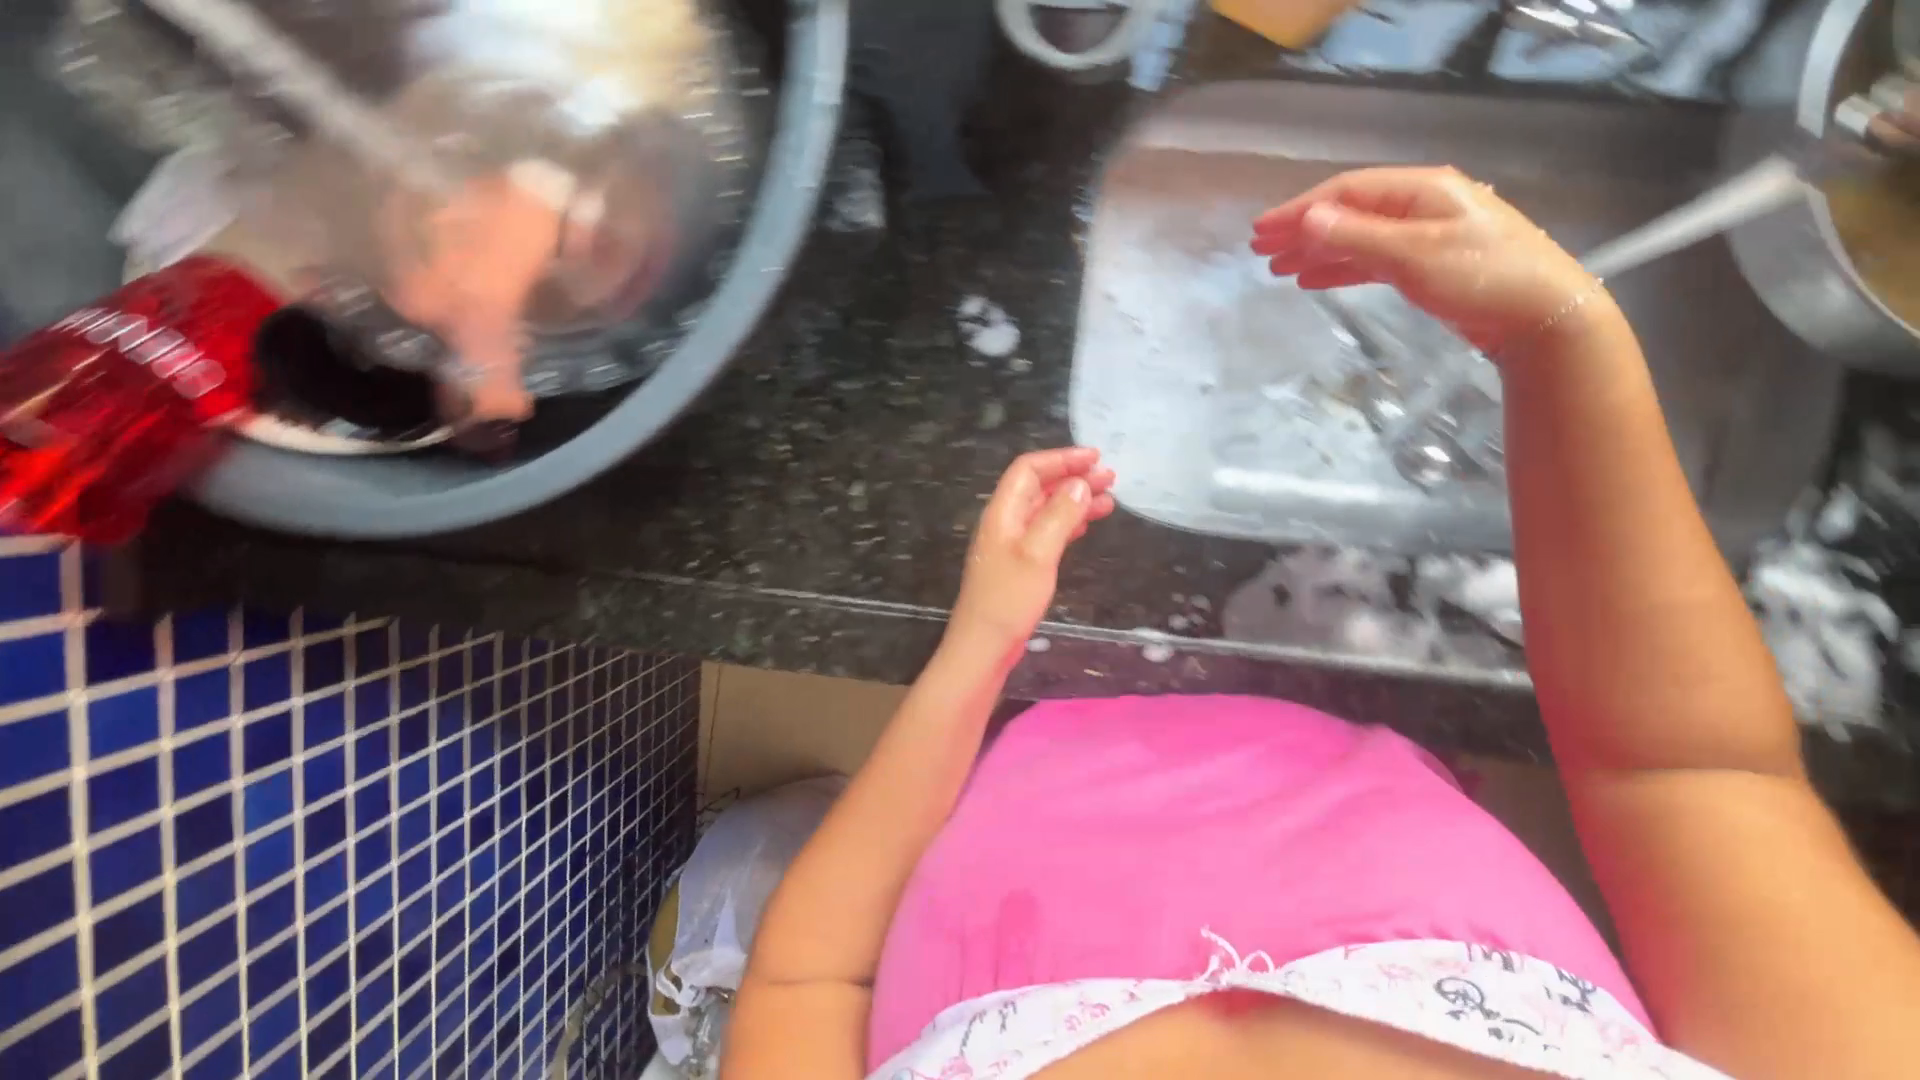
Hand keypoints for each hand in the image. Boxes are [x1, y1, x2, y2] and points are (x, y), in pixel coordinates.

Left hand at [947, 447, 1115, 653]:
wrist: (984, 645)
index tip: (1095, 458)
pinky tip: (1089, 524)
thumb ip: (1059, 515)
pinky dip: (1069, 523)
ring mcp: (1012, 543)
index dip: (1061, 459)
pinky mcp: (1021, 563)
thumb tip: (1080, 483)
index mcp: (1003, 512)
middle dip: (1074, 477)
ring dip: (1075, 500)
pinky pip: (1047, 531)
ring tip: (1109, 498)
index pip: (1029, 470)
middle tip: (1111, 478)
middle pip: (1039, 487)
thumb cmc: (1008, 599)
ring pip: (1046, 509)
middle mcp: (1005, 522)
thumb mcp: (1038, 553)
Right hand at [1250, 166, 1620, 358]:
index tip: (1260, 230)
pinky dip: (1340, 267)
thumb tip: (1307, 220)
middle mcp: (1419, 204)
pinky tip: (1315, 279)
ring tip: (1278, 267)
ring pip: (1356, 236)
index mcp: (1419, 190)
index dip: (1299, 210)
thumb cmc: (1481, 278)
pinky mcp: (1428, 263)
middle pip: (1348, 212)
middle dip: (1302, 229)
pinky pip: (1371, 259)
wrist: (1541, 315)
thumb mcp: (1413, 255)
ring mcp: (1424, 234)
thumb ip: (1357, 237)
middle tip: (1260, 249)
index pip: (1345, 192)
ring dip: (1316, 250)